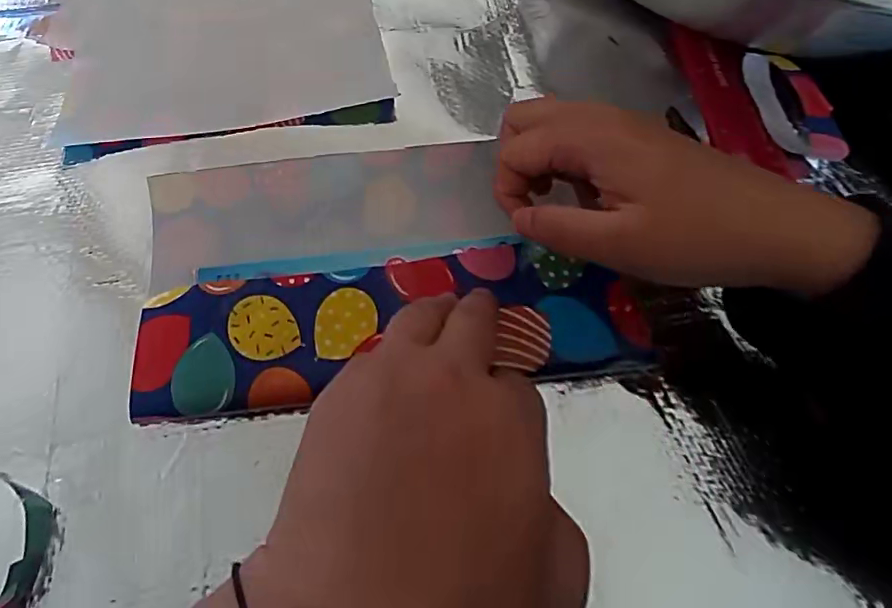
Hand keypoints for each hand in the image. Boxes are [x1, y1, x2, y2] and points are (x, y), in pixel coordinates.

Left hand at [205, 291, 587, 607]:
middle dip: (481, 315)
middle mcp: (451, 377)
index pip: (518, 374)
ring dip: (434, 316)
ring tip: (436, 317)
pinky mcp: (340, 388)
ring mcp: (390, 375)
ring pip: (418, 316)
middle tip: (480, 312)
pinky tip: (386, 379)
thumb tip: (529, 487)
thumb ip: (550, 509)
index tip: (501, 400)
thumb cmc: (461, 599)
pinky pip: (371, 354)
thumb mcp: (551, 571)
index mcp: (508, 415)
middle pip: (473, 318)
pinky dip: (387, 358)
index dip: (509, 390)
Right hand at [492, 99, 878, 295]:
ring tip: (564, 202)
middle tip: (537, 204)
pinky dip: (566, 156)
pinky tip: (595, 195)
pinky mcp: (638, 133)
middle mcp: (598, 116)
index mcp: (589, 136)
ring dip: (539, 157)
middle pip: (524, 117)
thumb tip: (518, 217)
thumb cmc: (697, 237)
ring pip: (551, 120)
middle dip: (514, 160)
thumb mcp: (620, 245)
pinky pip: (579, 130)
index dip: (506, 189)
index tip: (528, 226)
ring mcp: (620, 120)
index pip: (515, 149)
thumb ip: (557, 228)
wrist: (777, 227)